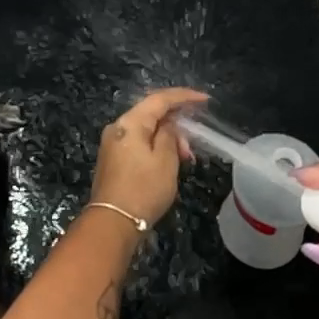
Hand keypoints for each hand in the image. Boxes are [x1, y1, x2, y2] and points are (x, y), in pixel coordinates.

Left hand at [88, 88, 206, 225]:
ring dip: (168, 138)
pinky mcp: (113, 160)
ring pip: (145, 130)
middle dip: (177, 122)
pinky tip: (170, 161)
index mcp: (130, 123)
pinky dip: (156, 147)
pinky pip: (139, 143)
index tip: (205, 100)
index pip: (159, 99)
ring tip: (186, 158)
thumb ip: (170, 135)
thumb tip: (169, 125)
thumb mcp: (165, 161)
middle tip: (194, 142)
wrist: (113, 222)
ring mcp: (113, 144)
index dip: (184, 96)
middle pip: (150, 113)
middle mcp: (117, 127)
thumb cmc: (143, 189)